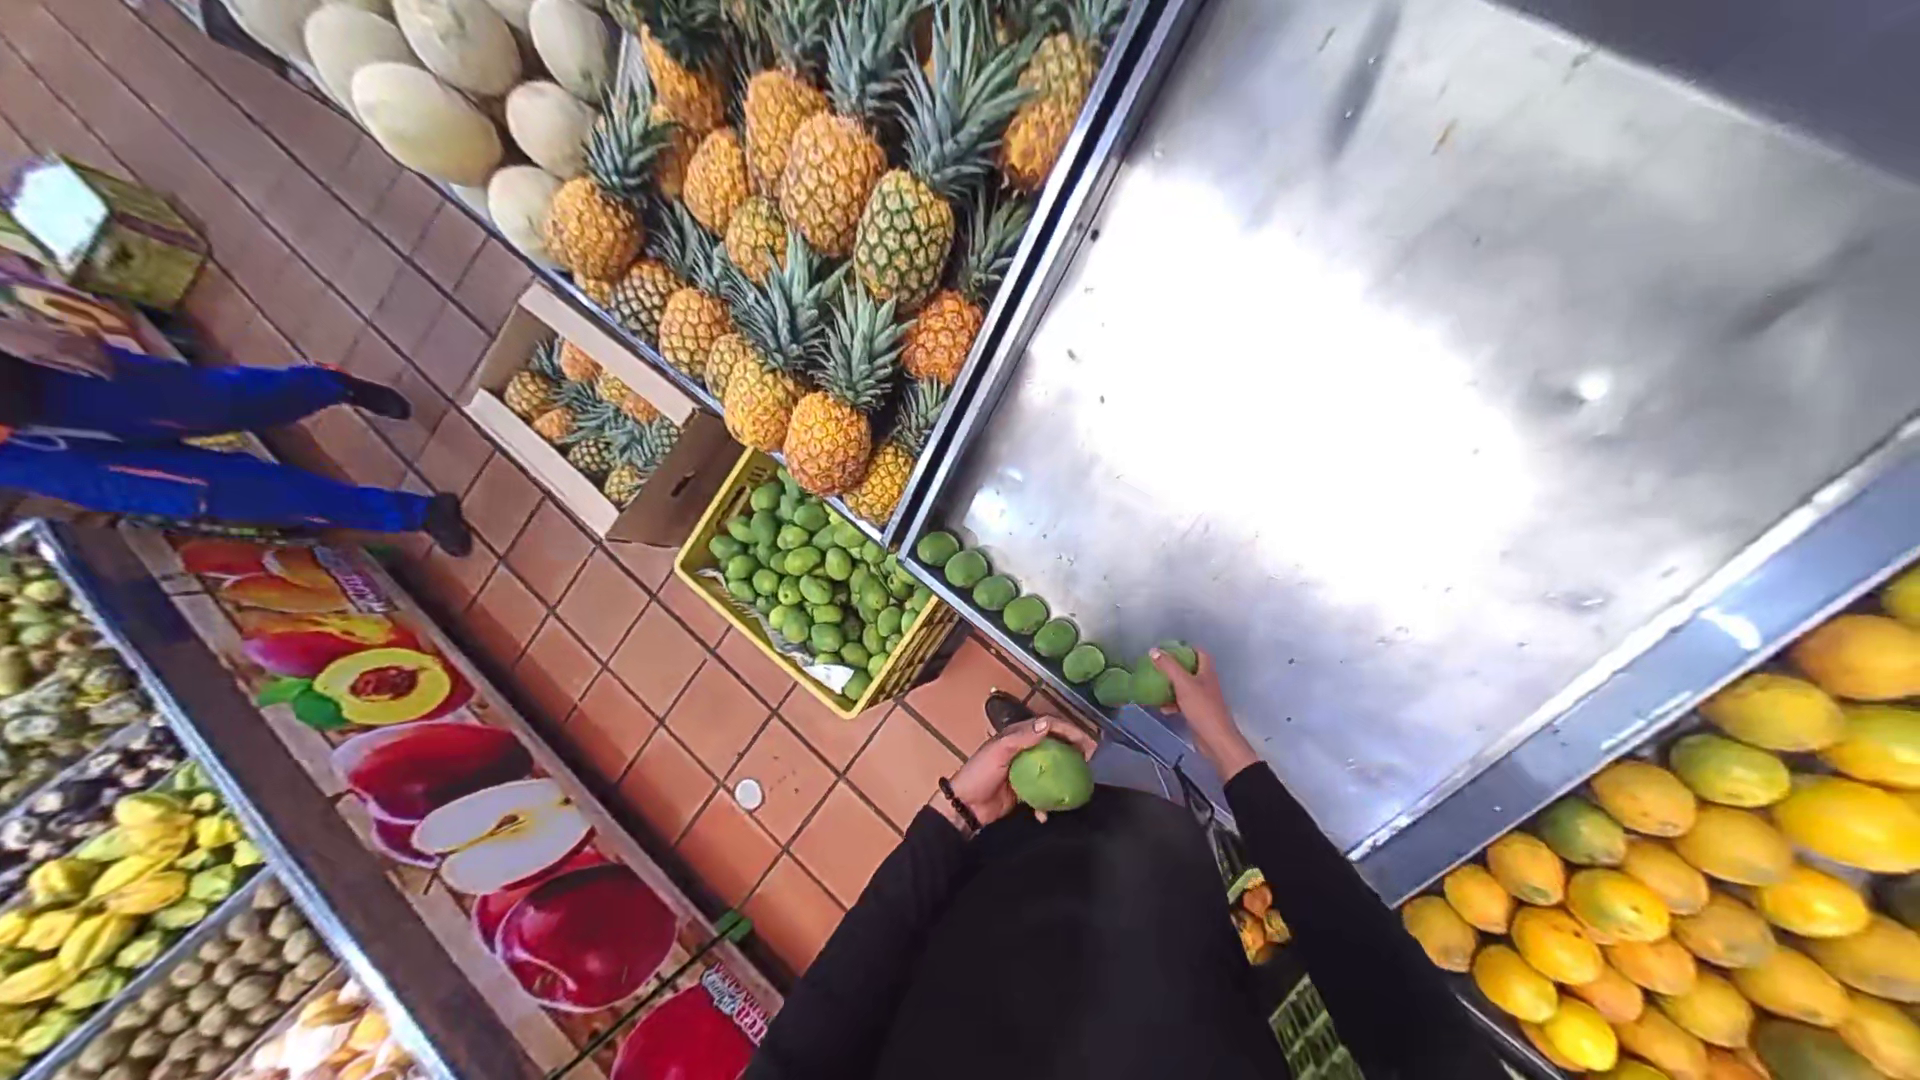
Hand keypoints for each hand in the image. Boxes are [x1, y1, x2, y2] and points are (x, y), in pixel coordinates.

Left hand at [0, 321, 108, 375]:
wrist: (3, 328)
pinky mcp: (64, 328)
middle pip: (97, 354)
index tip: (111, 378)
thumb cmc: (16, 346)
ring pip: (95, 345)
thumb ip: (64, 366)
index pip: (93, 363)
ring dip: (103, 353)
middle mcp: (69, 343)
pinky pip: (85, 337)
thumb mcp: (37, 359)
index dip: (104, 371)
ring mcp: (67, 334)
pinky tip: (96, 348)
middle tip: (113, 371)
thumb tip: (89, 374)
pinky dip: (95, 344)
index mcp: (63, 352)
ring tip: (107, 360)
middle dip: (107, 363)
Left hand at [933, 716, 1098, 830]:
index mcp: (1016, 736)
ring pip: (1051, 768)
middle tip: (1090, 759)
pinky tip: (1048, 812)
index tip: (1087, 741)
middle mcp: (1022, 750)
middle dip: (1073, 750)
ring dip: (1065, 775)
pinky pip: (1041, 793)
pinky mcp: (1023, 791)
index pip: (1048, 726)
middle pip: (1053, 745)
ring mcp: (1024, 771)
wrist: (964, 806)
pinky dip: (1046, 802)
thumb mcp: (998, 752)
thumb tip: (1047, 724)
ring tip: (1079, 783)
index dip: (1069, 730)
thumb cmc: (979, 774)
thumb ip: (1021, 737)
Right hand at [1151, 647, 1259, 780]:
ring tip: (1156, 685)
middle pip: (1191, 669)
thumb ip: (1168, 667)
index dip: (1187, 648)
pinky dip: (1172, 703)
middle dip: (1175, 667)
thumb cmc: (1202, 708)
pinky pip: (1183, 703)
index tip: (1170, 648)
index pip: (1200, 653)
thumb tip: (1154, 650)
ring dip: (1172, 686)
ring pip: (1185, 687)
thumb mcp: (1183, 684)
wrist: (1215, 739)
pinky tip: (1162, 707)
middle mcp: (1207, 683)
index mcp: (1207, 673)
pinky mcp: (1198, 713)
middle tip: (1159, 666)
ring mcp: (1204, 699)